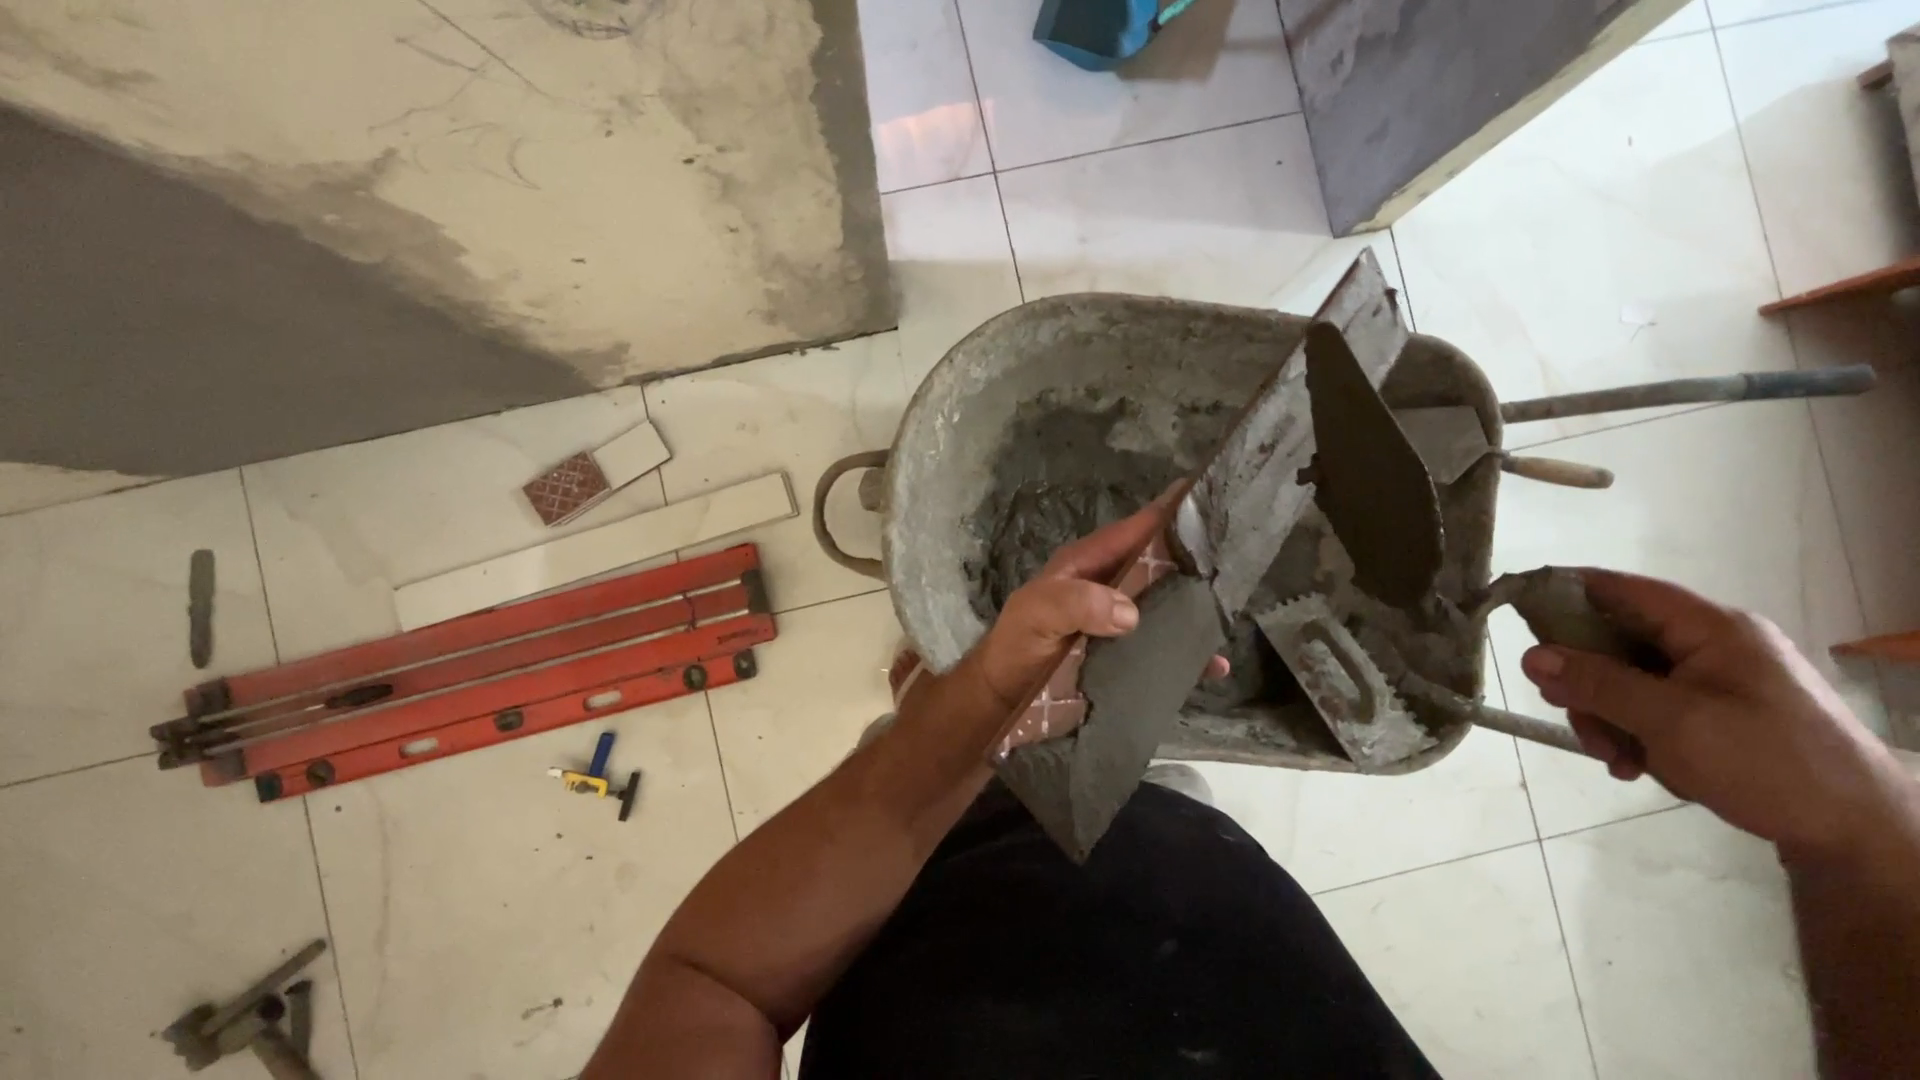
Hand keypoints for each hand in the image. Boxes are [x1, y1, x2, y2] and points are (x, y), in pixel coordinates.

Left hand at [967, 487, 1228, 715]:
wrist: (1005, 696)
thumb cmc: (1017, 642)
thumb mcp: (1037, 612)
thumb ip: (1076, 603)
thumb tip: (1131, 612)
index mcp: (1089, 564)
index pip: (1136, 531)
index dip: (1169, 513)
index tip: (1209, 498)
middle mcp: (1111, 587)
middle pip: (1161, 567)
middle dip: (1195, 562)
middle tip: (1238, 557)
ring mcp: (1120, 622)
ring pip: (1169, 607)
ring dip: (1198, 610)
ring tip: (1230, 613)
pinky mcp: (1127, 656)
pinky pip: (1166, 649)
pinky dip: (1191, 656)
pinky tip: (1214, 666)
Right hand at [1519, 569, 1901, 857]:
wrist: (1863, 835)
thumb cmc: (1767, 763)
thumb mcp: (1669, 722)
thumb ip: (1597, 684)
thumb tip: (1530, 654)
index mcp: (1711, 628)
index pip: (1621, 589)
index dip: (1565, 591)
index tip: (1518, 610)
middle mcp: (1714, 644)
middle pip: (1618, 642)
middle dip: (1585, 681)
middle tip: (1569, 715)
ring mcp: (1720, 680)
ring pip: (1630, 681)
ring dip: (1608, 717)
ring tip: (1616, 759)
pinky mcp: (1723, 714)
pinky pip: (1655, 709)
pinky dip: (1635, 734)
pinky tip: (1638, 767)